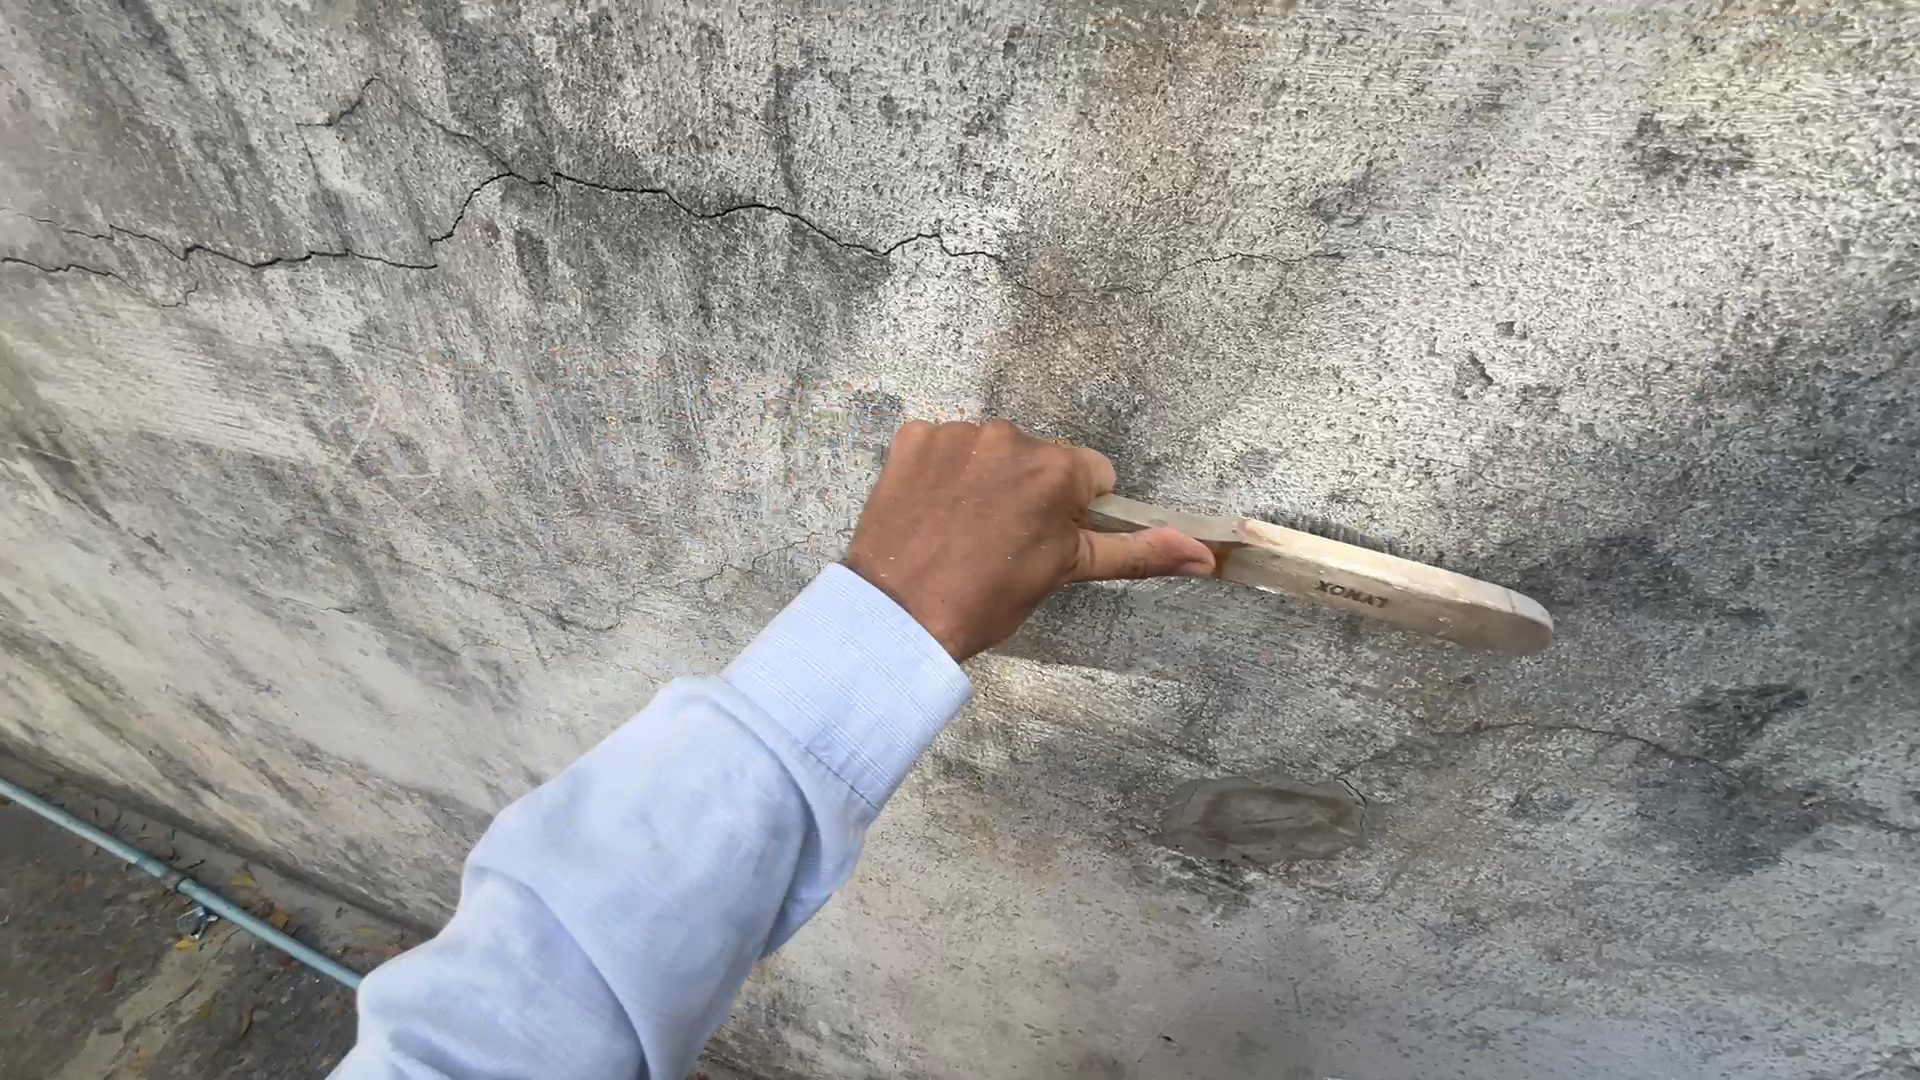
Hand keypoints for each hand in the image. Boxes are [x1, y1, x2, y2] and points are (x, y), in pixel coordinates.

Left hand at [843, 419, 1215, 660]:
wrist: (900, 615)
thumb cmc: (987, 598)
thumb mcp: (1066, 572)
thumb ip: (1137, 553)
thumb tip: (1205, 555)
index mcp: (1059, 468)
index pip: (1092, 475)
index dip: (1073, 511)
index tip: (1042, 539)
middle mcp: (1010, 435)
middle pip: (1040, 458)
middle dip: (1030, 490)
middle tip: (999, 539)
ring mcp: (956, 432)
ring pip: (991, 450)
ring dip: (986, 477)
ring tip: (960, 526)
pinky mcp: (912, 438)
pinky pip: (942, 445)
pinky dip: (940, 470)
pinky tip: (929, 507)